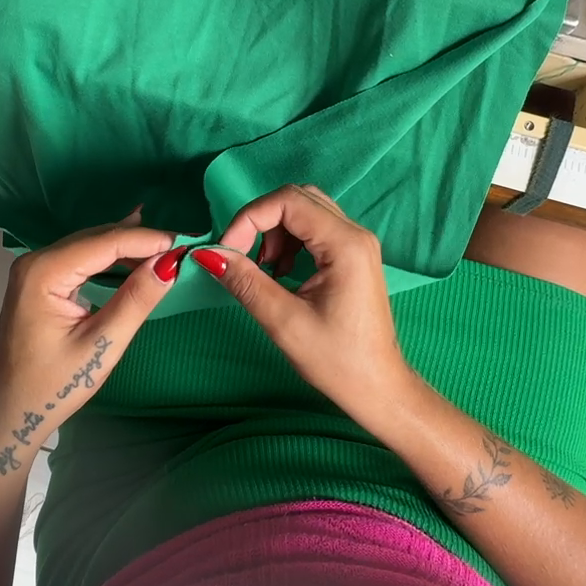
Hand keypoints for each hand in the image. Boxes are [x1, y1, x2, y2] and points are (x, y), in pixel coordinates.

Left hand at [0, 216, 184, 475]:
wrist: (12, 414)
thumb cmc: (55, 386)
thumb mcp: (102, 344)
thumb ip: (136, 299)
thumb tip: (171, 262)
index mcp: (43, 272)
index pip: (106, 242)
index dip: (148, 239)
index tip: (187, 242)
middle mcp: (35, 260)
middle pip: (98, 238)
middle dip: (141, 240)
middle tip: (184, 244)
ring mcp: (35, 268)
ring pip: (91, 245)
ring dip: (129, 247)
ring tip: (169, 249)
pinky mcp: (40, 279)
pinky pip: (82, 258)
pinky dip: (112, 257)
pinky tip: (136, 253)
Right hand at [191, 185, 411, 418]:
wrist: (378, 387)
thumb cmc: (337, 360)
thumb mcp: (284, 321)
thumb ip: (246, 281)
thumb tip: (207, 254)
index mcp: (345, 244)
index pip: (288, 200)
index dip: (249, 218)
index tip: (227, 250)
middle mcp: (355, 234)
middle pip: (297, 199)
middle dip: (260, 221)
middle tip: (241, 256)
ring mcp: (357, 242)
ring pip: (305, 210)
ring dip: (274, 231)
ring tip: (263, 269)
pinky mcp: (353, 255)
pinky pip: (314, 228)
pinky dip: (289, 240)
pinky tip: (280, 272)